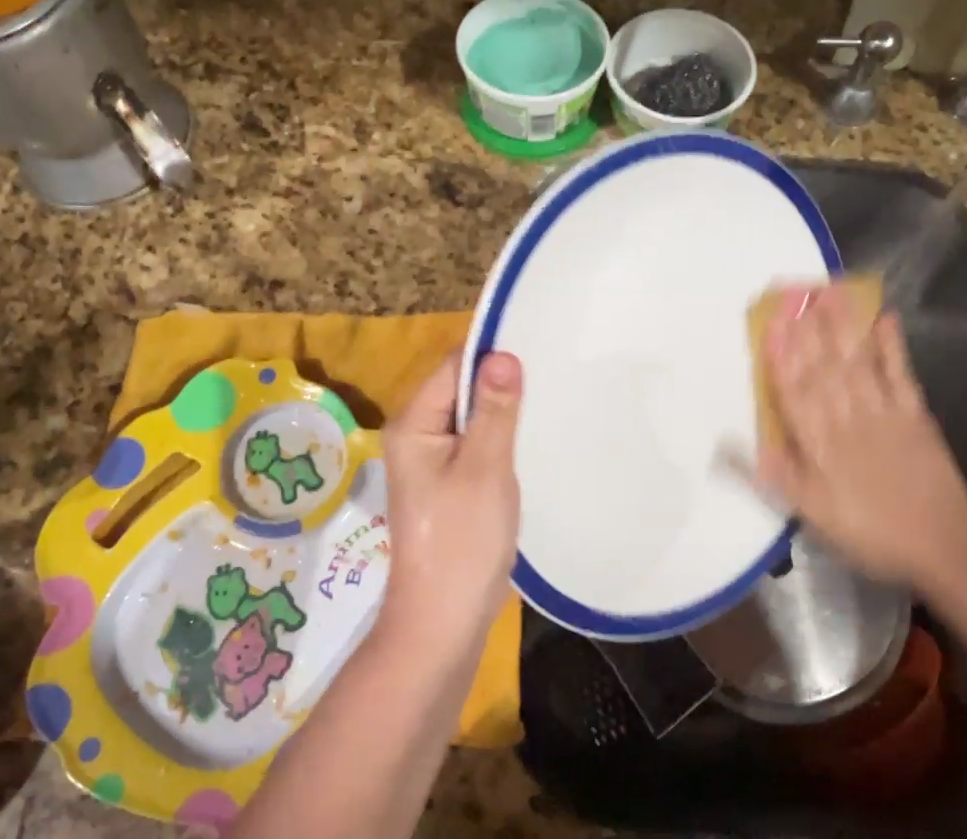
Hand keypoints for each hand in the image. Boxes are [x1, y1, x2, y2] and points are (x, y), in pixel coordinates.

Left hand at [378, 349, 522, 648]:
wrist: (444, 621)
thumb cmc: (463, 542)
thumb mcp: (484, 470)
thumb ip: (493, 411)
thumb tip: (502, 353)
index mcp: (413, 425)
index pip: (453, 367)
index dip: (491, 353)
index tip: (538, 345)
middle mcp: (415, 437)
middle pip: (460, 390)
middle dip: (501, 381)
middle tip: (553, 372)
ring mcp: (431, 464)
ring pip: (471, 419)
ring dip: (503, 412)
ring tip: (550, 400)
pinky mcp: (448, 486)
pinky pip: (475, 446)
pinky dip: (500, 439)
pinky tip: (531, 439)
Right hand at [758, 286, 966, 586]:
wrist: (944, 545)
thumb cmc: (869, 532)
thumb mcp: (812, 514)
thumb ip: (776, 474)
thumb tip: (729, 444)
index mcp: (820, 445)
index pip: (794, 393)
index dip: (782, 357)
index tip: (771, 323)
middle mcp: (849, 419)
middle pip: (823, 369)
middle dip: (807, 329)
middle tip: (794, 291)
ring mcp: (885, 413)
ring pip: (856, 363)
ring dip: (841, 326)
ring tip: (828, 291)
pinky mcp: (916, 416)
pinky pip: (901, 375)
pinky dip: (892, 346)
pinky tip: (884, 317)